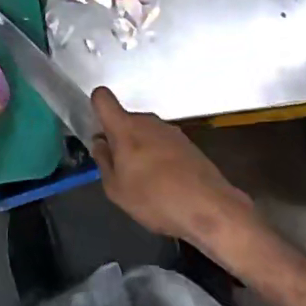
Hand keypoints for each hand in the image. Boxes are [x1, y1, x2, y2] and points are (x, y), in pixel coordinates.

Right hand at [90, 87, 251, 244]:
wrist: (209, 207)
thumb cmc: (155, 198)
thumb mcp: (116, 189)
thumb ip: (103, 161)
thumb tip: (100, 142)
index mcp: (125, 127)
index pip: (103, 98)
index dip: (96, 106)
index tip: (98, 130)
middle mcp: (148, 121)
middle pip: (125, 121)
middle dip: (119, 139)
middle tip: (121, 170)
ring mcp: (170, 131)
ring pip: (145, 133)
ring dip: (140, 150)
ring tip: (145, 183)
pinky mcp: (188, 144)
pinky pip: (163, 144)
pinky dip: (159, 158)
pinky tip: (166, 185)